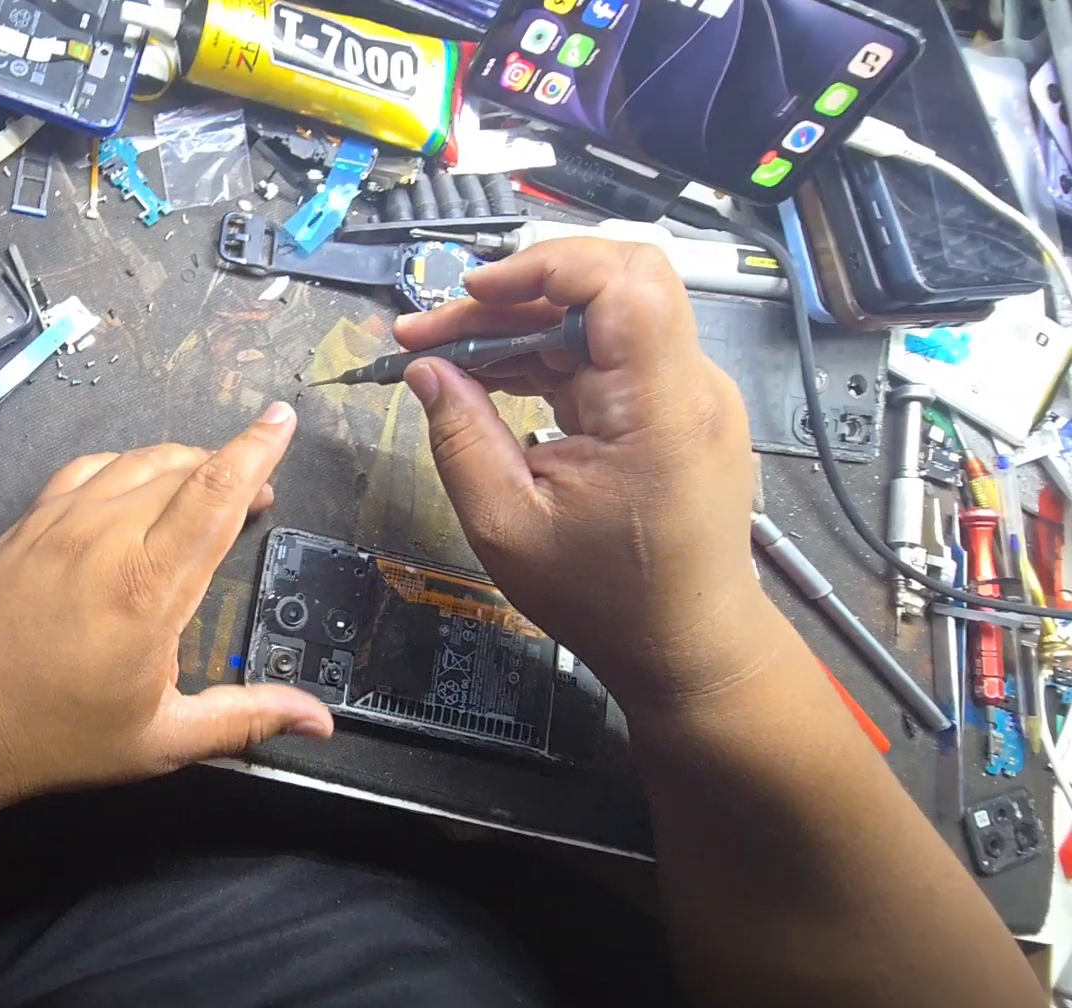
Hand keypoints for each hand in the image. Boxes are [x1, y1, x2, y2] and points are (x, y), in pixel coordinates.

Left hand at [0, 403, 332, 826]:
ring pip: (134, 463)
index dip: (256, 450)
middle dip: (229, 465)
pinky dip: (124, 467)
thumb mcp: (160, 741)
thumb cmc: (54, 739)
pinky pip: (85, 471)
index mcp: (148, 588)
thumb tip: (323, 722)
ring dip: (181, 463)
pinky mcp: (25, 524)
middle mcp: (105, 538)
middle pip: (181, 470)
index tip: (281, 419)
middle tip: (255, 492)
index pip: (215, 495)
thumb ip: (246, 718)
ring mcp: (58, 524)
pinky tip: (132, 485)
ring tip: (204, 484)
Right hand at [394, 238, 765, 702]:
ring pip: (590, 322)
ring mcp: (677, 395)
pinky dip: (535, 360)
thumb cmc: (599, 594)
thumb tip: (426, 370)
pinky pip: (595, 359)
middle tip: (424, 334)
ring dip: (510, 331)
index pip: (624, 282)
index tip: (470, 294)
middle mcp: (682, 386)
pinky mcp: (662, 410)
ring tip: (437, 357)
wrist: (680, 641)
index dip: (544, 267)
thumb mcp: (505, 523)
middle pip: (599, 292)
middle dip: (504, 301)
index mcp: (654, 409)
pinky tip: (483, 379)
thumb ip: (459, 438)